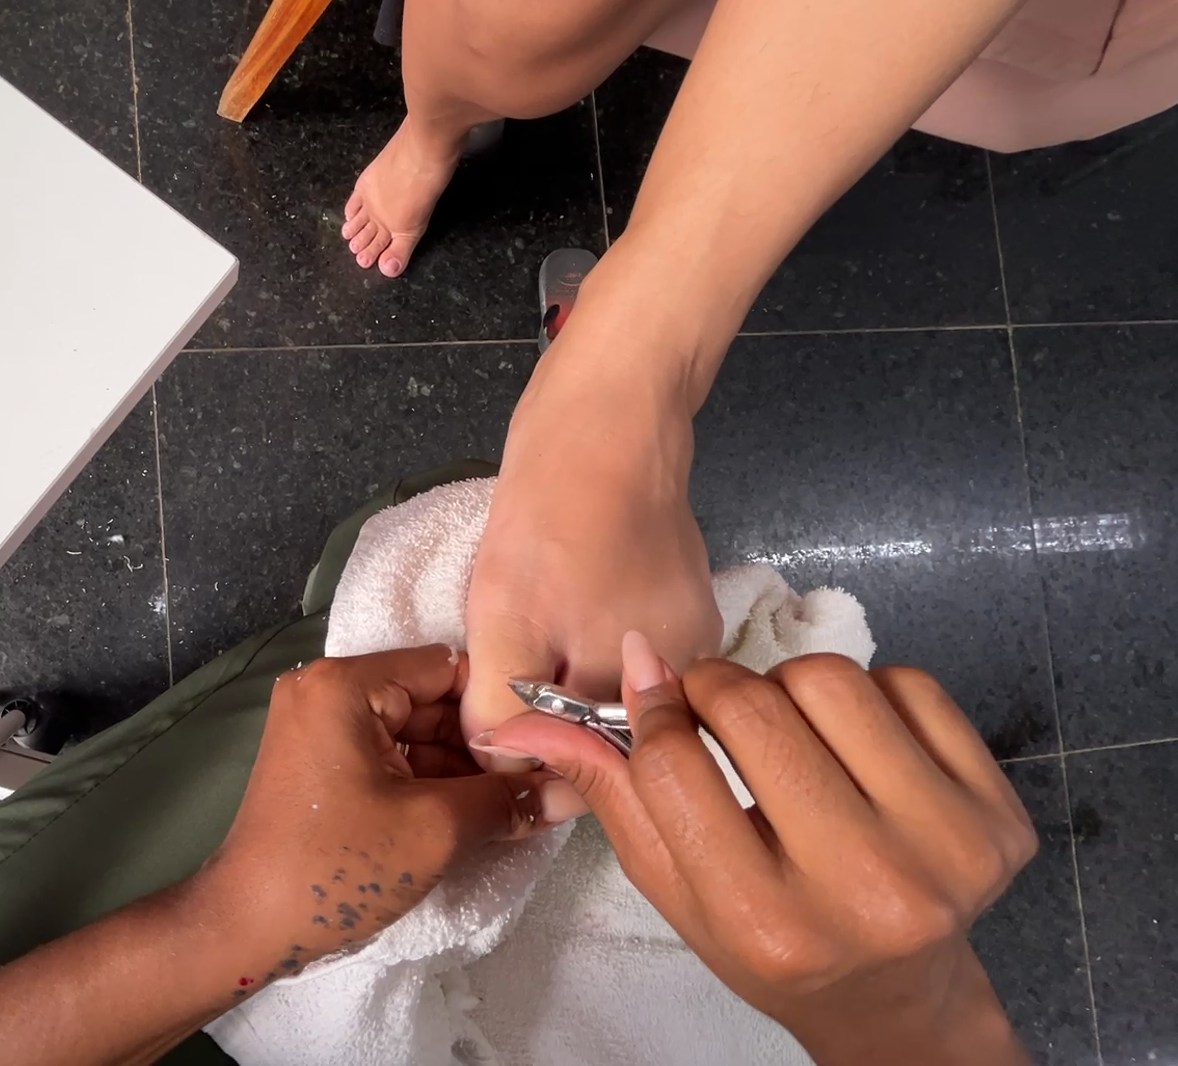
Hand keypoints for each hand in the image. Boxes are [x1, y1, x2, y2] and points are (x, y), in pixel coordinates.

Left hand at [192, 646, 546, 991]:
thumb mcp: (433, 829)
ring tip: (516, 797)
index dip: (497, 703)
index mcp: (344, 684)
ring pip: (411, 729)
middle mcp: (327, 688)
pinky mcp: (321, 756)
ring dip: (459, 764)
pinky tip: (474, 806)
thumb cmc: (335, 865)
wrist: (246, 925)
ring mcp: (320, 722)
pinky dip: (427, 777)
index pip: (444, 667)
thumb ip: (507, 801)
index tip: (545, 738)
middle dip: (481, 741)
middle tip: (540, 775)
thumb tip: (572, 791)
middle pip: (427, 698)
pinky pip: (387, 751)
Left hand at [465, 316, 720, 749]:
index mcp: (656, 694)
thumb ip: (501, 700)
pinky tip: (556, 601)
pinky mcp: (678, 594)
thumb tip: (497, 760)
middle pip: (602, 726)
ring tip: (525, 620)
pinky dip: (577, 637)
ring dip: (556, 670)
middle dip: (542, 709)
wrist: (605, 412)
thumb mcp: (506, 616)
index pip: (591, 765)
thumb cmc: (550, 515)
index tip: (487, 725)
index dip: (533, 753)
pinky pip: (619, 643)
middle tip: (499, 655)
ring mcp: (690, 631)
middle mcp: (689, 675)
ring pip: (607, 684)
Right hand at [483, 633, 1036, 1065]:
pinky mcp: (1004, 817)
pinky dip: (864, 693)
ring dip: (784, 685)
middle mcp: (867, 889)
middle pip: (752, 706)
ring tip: (782, 730)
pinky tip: (849, 743)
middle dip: (712, 686)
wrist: (893, 996)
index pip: (673, 759)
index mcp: (764, 916)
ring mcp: (950, 850)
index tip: (651, 696)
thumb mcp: (662, 877)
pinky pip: (910, 685)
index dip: (650, 708)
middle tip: (712, 709)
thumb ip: (600, 787)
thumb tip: (516, 720)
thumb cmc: (756, 937)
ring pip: (828, 679)